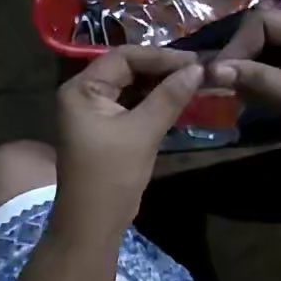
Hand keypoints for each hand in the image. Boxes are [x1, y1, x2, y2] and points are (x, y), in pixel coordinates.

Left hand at [55, 46, 202, 232]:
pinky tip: (179, 99)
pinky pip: (132, 104)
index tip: (195, 62)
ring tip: (194, 81)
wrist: (92, 224)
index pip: (124, 57)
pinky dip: (155, 101)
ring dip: (161, 84)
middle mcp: (83, 94)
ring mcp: (94, 111)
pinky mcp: (106, 128)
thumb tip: (198, 69)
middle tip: (199, 70)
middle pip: (127, 68)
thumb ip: (169, 97)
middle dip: (163, 69)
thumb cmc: (112, 176)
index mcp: (82, 89)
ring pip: (132, 86)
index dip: (161, 56)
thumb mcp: (143, 132)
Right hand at [205, 9, 280, 174]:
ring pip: (266, 58)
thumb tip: (212, 70)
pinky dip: (259, 88)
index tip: (216, 75)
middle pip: (262, 37)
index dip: (236, 46)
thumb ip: (258, 80)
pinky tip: (247, 102)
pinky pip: (276, 76)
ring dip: (247, 75)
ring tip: (229, 96)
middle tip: (216, 86)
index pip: (262, 22)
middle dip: (239, 60)